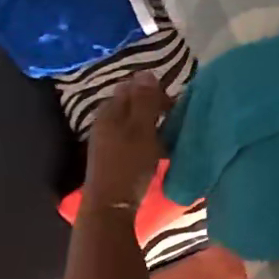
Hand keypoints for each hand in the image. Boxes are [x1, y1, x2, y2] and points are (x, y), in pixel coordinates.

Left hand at [83, 73, 172, 213]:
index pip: (133, 86)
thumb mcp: (142, 129)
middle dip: (153, 105)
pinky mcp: (112, 155)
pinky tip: (156, 149)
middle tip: (174, 118)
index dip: (154, 91)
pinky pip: (131, 136)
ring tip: (169, 134)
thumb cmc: (129, 164)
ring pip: (132, 120)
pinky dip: (146, 137)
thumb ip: (145, 101)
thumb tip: (147, 72)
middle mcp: (105, 121)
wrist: (111, 205)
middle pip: (131, 103)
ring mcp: (106, 139)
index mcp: (110, 111)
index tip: (174, 105)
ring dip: (151, 123)